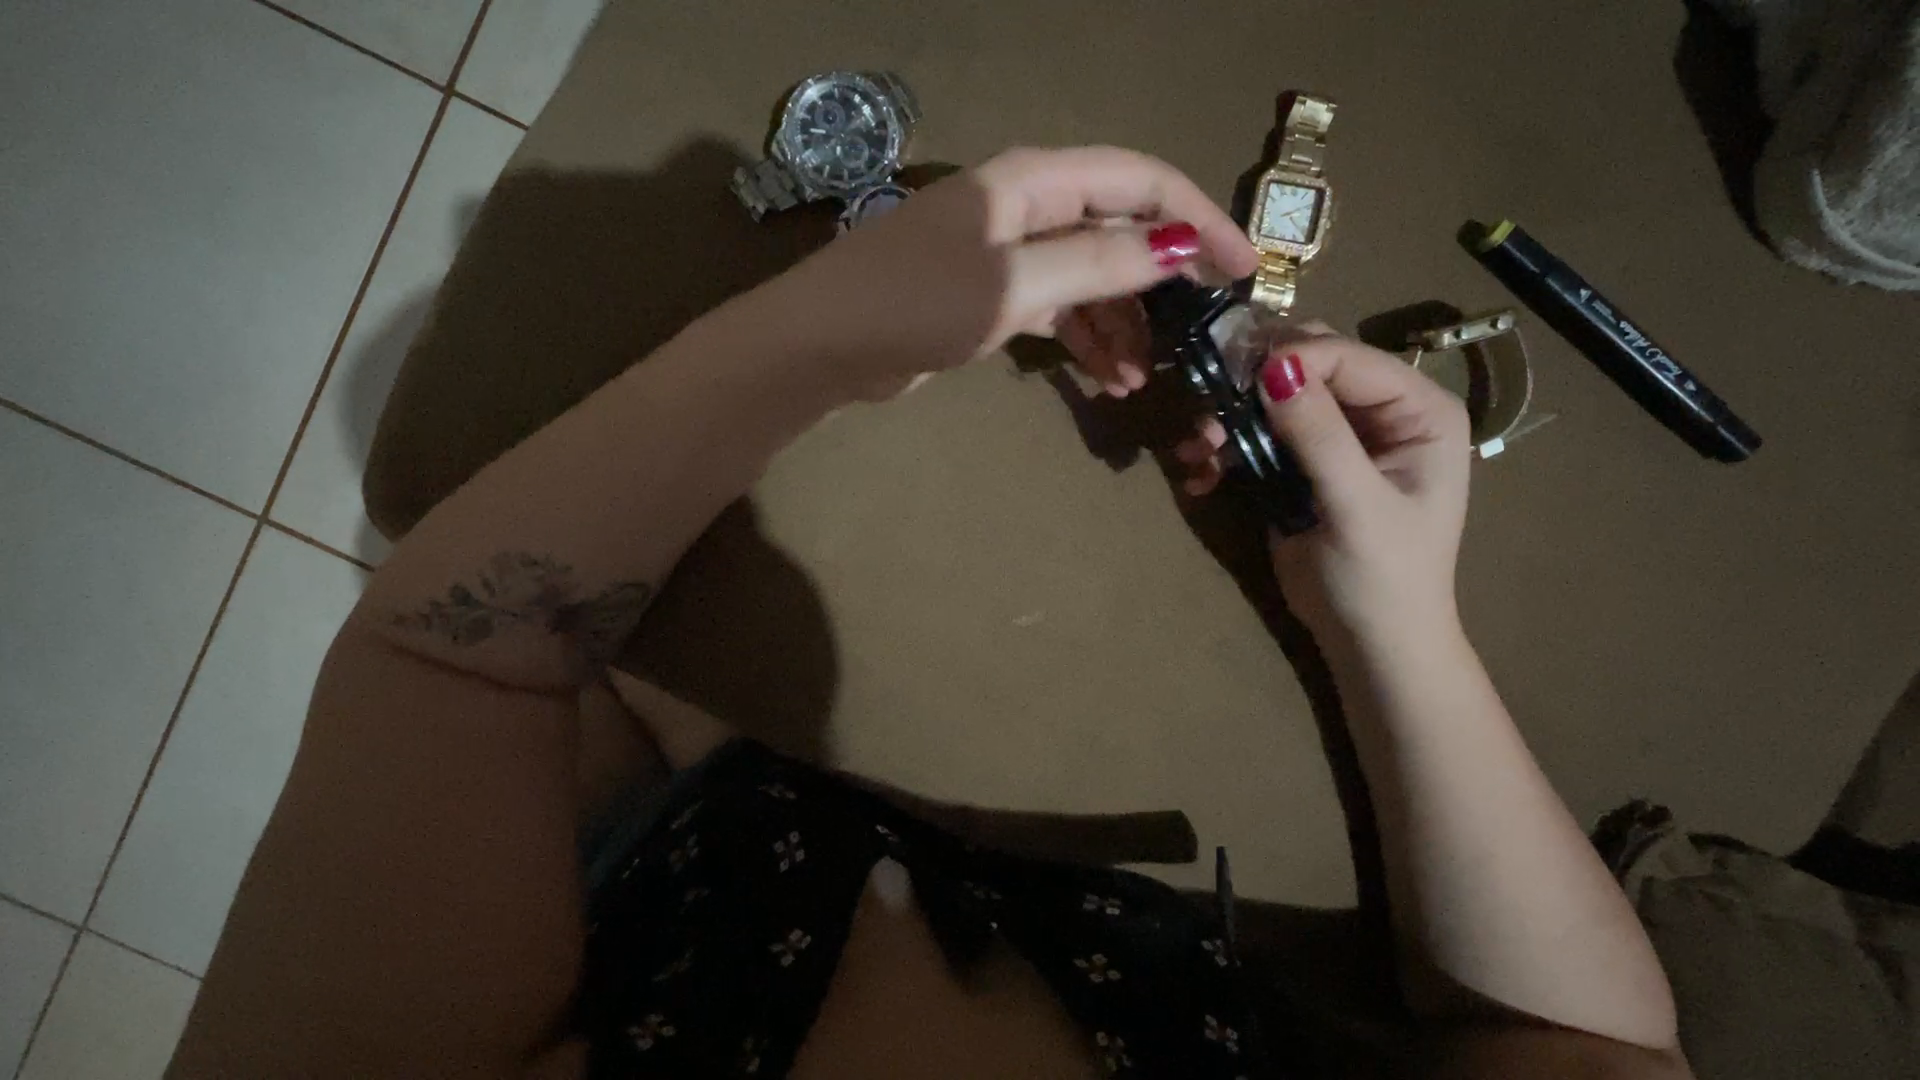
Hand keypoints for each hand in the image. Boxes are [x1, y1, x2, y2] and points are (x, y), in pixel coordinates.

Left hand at [755, 146, 1256, 398]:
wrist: (826, 346)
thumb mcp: (1014, 283)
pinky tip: (1108, 379)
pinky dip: (1085, 341)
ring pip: (1090, 278)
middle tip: (1201, 334)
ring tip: (1145, 378)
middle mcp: (1026, 208)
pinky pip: (1058, 310)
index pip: (1138, 180)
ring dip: (1123, 325)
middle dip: (1161, 282)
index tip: (1244, 267)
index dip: (1196, 218)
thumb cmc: (916, 303)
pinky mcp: (991, 298)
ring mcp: (1007, 254)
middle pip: (1118, 230)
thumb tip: (1177, 248)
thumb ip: (1097, 263)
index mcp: (1033, 183)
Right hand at [1176, 328, 1472, 645]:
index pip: (1349, 358)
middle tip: (1207, 397)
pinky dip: (1226, 448)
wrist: (1368, 641)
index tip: (1233, 373)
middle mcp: (1379, 412)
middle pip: (1310, 366)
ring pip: (1275, 397)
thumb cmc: (1382, 578)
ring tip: (1198, 446)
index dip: (1293, 358)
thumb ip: (1319, 435)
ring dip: (1231, 416)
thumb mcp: (1355, 506)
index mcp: (1418, 411)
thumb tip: (1274, 365)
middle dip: (1254, 380)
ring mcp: (1337, 437)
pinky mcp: (1301, 464)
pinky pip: (1257, 435)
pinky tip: (1201, 472)